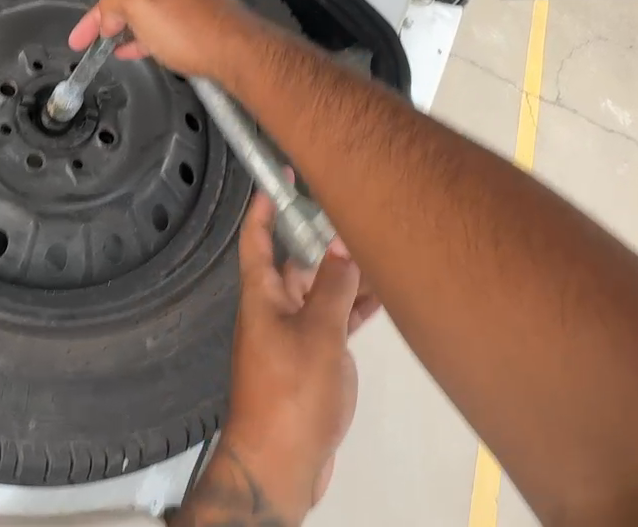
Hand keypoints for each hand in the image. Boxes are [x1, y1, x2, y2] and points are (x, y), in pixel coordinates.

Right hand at [66, 0, 274, 81]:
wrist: (239, 56)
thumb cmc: (191, 26)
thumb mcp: (138, 5)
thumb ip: (112, 4)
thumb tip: (104, 18)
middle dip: (112, 7)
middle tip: (99, 30)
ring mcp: (192, 3)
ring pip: (148, 10)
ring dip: (126, 26)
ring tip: (108, 45)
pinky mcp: (199, 27)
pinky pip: (163, 28)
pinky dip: (144, 38)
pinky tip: (130, 52)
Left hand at [207, 193, 379, 519]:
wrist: (281, 462)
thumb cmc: (291, 390)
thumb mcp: (317, 332)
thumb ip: (332, 286)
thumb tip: (341, 243)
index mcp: (261, 294)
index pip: (257, 237)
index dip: (264, 205)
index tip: (279, 176)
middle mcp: (274, 307)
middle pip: (293, 260)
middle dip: (318, 236)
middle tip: (351, 211)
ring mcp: (293, 333)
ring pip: (318, 290)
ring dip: (342, 272)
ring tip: (377, 248)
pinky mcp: (312, 359)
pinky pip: (332, 319)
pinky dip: (352, 306)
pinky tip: (380, 295)